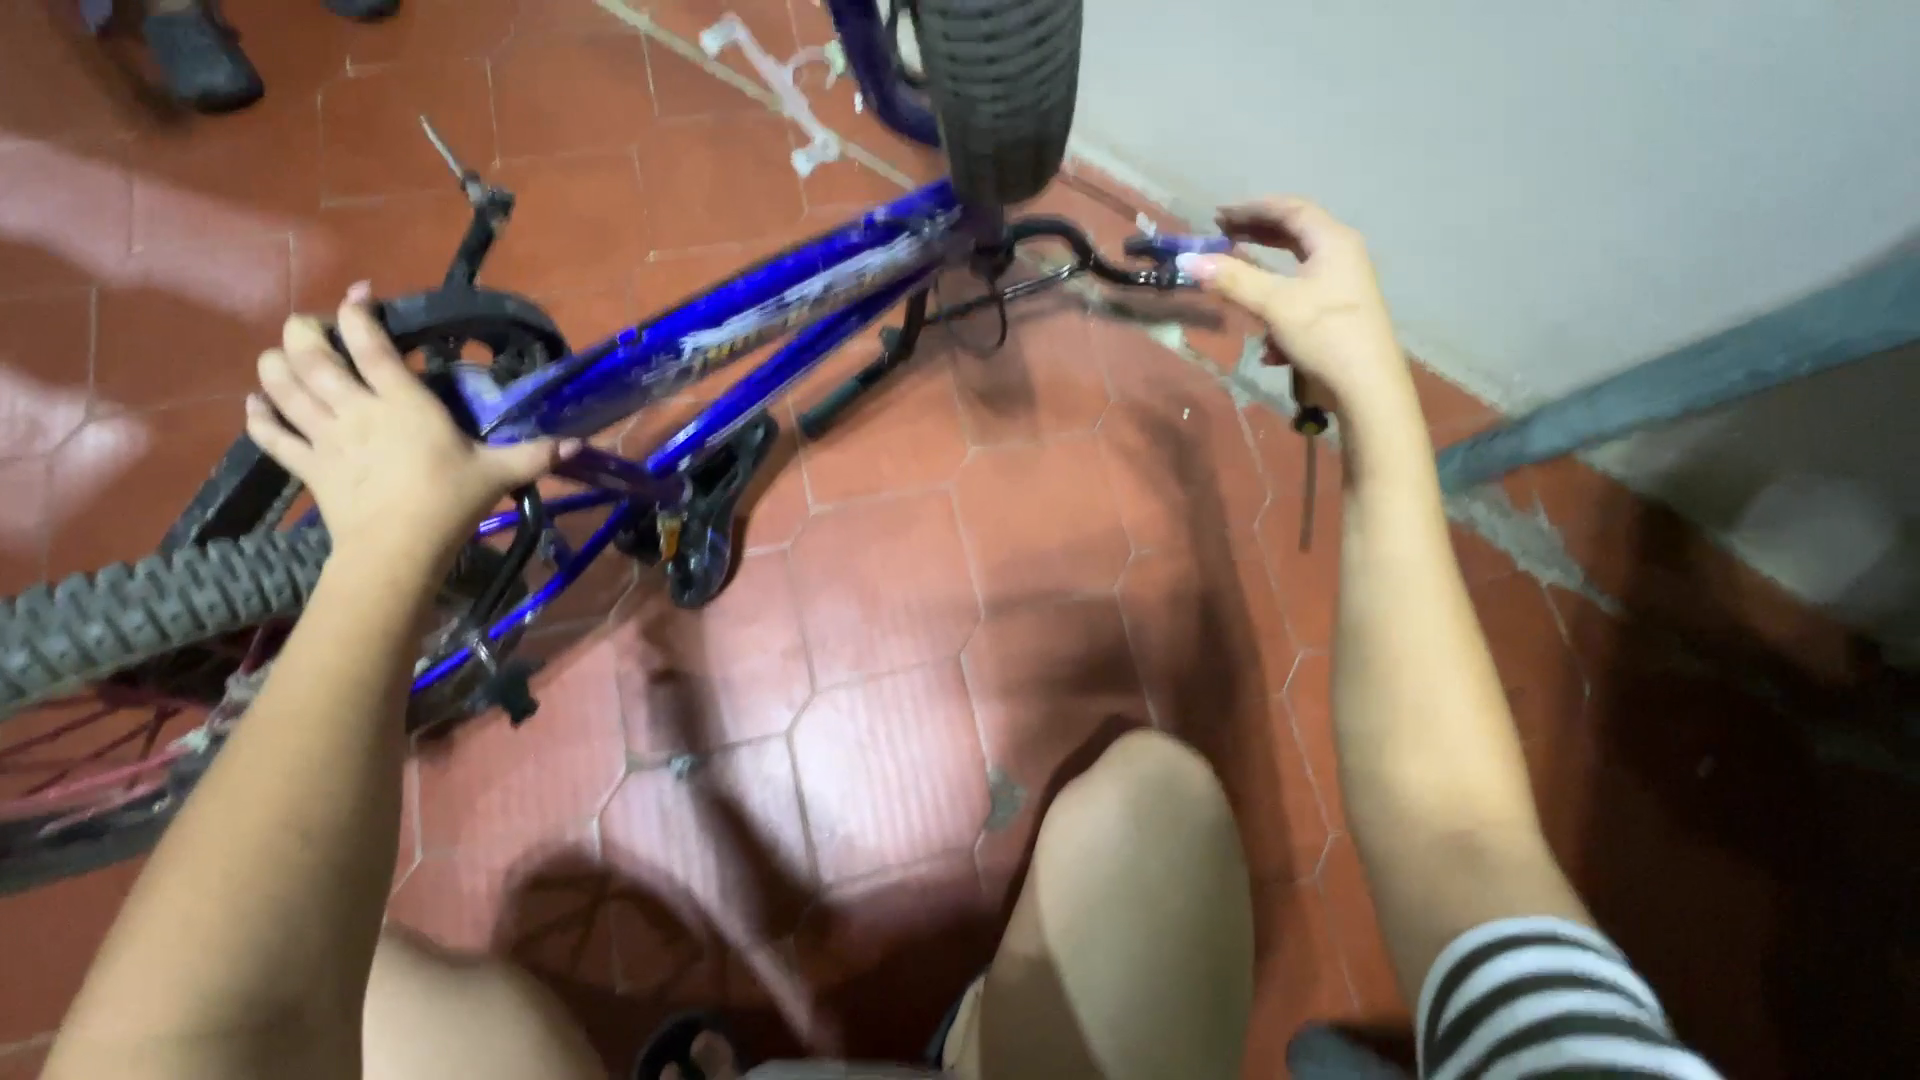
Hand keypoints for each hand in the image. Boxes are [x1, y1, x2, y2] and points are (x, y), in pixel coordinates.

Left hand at [246, 283, 579, 564]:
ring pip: (282, 387)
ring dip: (275, 366)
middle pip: (311, 356)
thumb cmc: (451, 502)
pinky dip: (259, 417)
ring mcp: (325, 436)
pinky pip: (271, 435)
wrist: (399, 548)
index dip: (357, 313)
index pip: (370, 345)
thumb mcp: (499, 474)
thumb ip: (536, 455)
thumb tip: (580, 446)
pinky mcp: (307, 465)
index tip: (359, 295)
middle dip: (303, 332)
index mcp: (403, 403)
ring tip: (280, 356)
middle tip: (311, 326)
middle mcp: (356, 409)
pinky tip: (257, 405)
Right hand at [1177, 197, 1414, 421]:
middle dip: (1257, 234)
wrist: (1366, 386)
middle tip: (1223, 235)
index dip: (1252, 208)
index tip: (1219, 215)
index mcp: (1333, 242)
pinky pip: (1300, 298)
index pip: (1290, 209)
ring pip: (1295, 268)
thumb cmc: (1325, 334)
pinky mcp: (1337, 314)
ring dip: (1263, 273)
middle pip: (1294, 234)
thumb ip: (1233, 279)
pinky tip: (1265, 341)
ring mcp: (1342, 286)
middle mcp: (1341, 256)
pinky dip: (1276, 307)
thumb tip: (1188, 260)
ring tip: (1235, 276)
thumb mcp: (1275, 304)